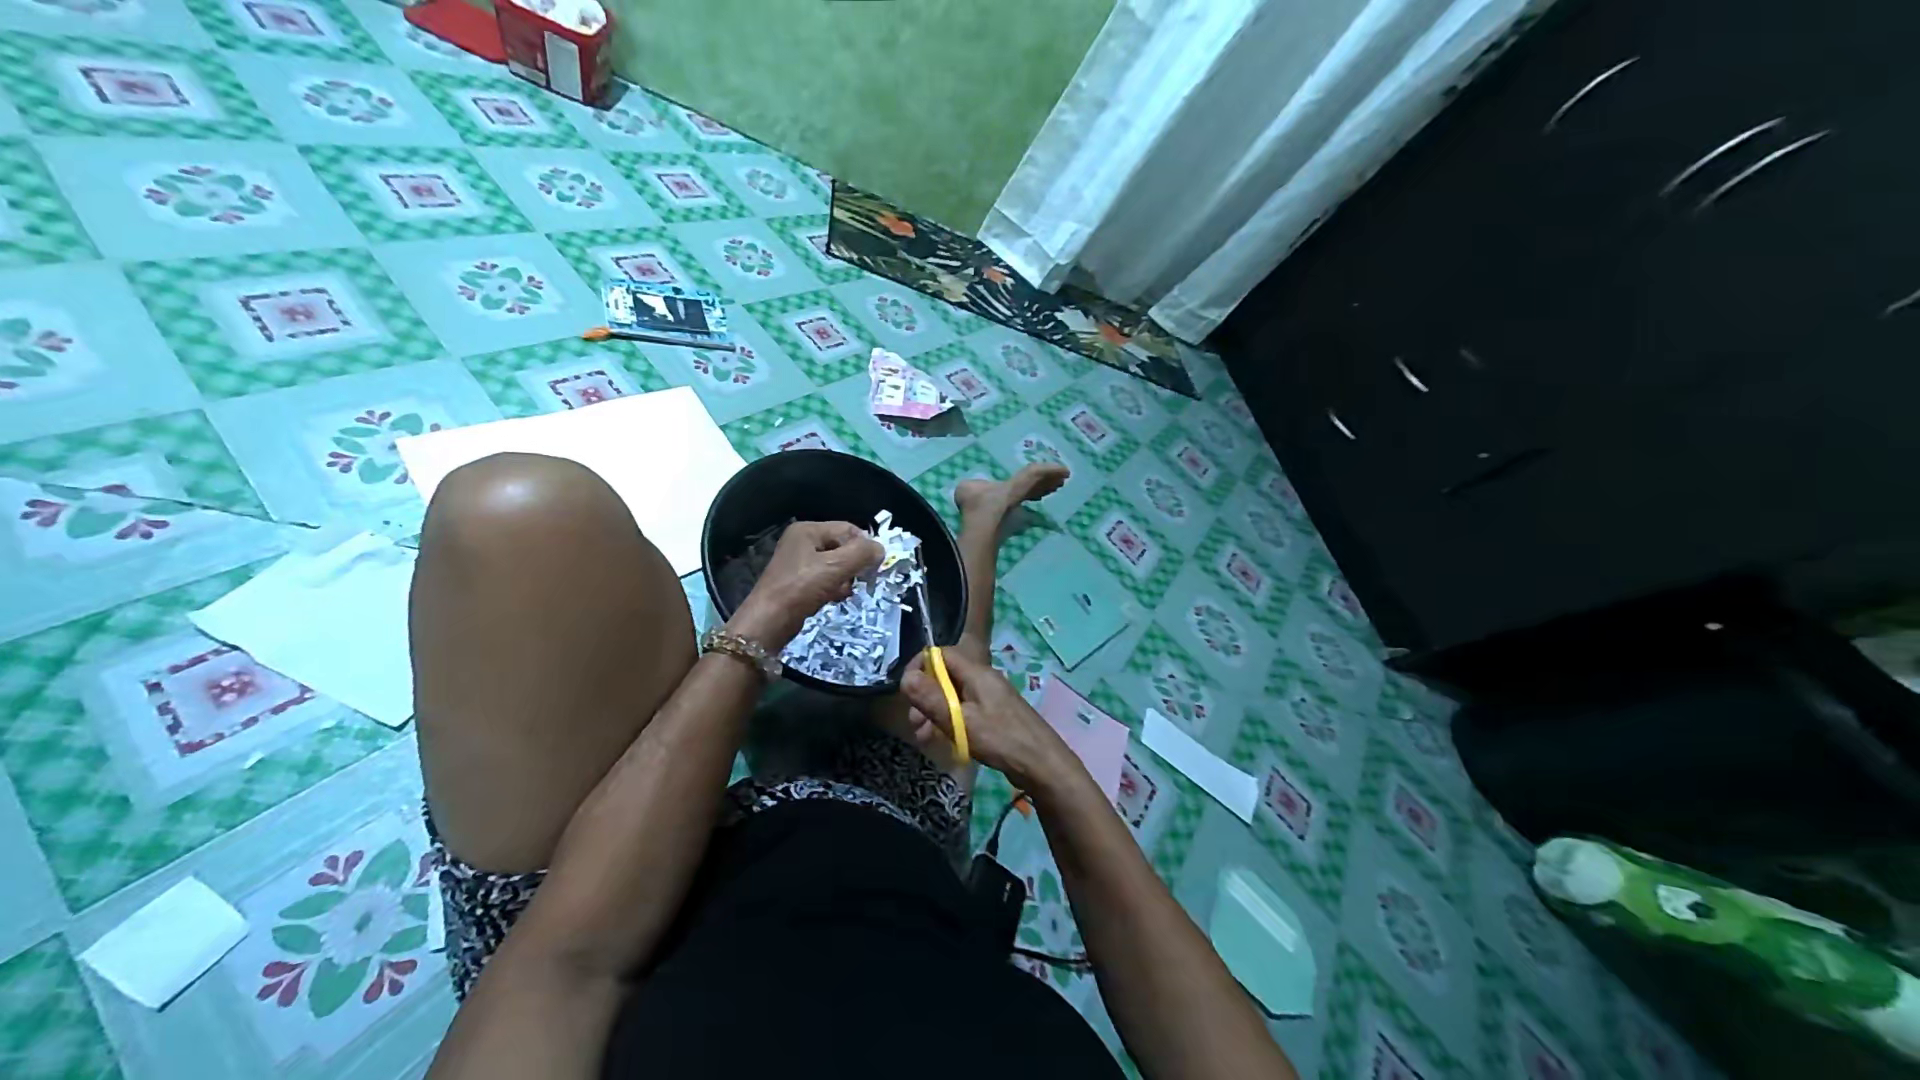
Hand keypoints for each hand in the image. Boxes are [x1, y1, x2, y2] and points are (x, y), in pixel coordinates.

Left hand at [729, 521, 883, 648]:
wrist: (769, 622)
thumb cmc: (800, 588)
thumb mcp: (835, 567)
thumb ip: (862, 554)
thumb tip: (881, 549)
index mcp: (808, 530)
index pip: (849, 529)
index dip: (864, 546)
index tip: (873, 567)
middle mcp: (802, 541)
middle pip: (842, 546)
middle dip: (854, 564)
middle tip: (859, 581)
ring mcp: (799, 562)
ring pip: (836, 564)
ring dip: (845, 578)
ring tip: (844, 592)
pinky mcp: (798, 581)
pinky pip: (826, 579)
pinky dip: (834, 587)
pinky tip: (835, 598)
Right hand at [901, 648, 1081, 793]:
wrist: (1043, 764)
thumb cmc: (1001, 739)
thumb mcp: (960, 721)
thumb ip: (931, 699)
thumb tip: (906, 677)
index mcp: (977, 673)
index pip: (941, 654)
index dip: (920, 666)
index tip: (907, 691)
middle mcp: (984, 679)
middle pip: (945, 676)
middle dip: (925, 695)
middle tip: (914, 722)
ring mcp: (991, 697)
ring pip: (954, 696)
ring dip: (935, 712)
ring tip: (923, 737)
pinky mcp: (995, 715)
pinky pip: (966, 710)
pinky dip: (951, 721)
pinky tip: (943, 741)